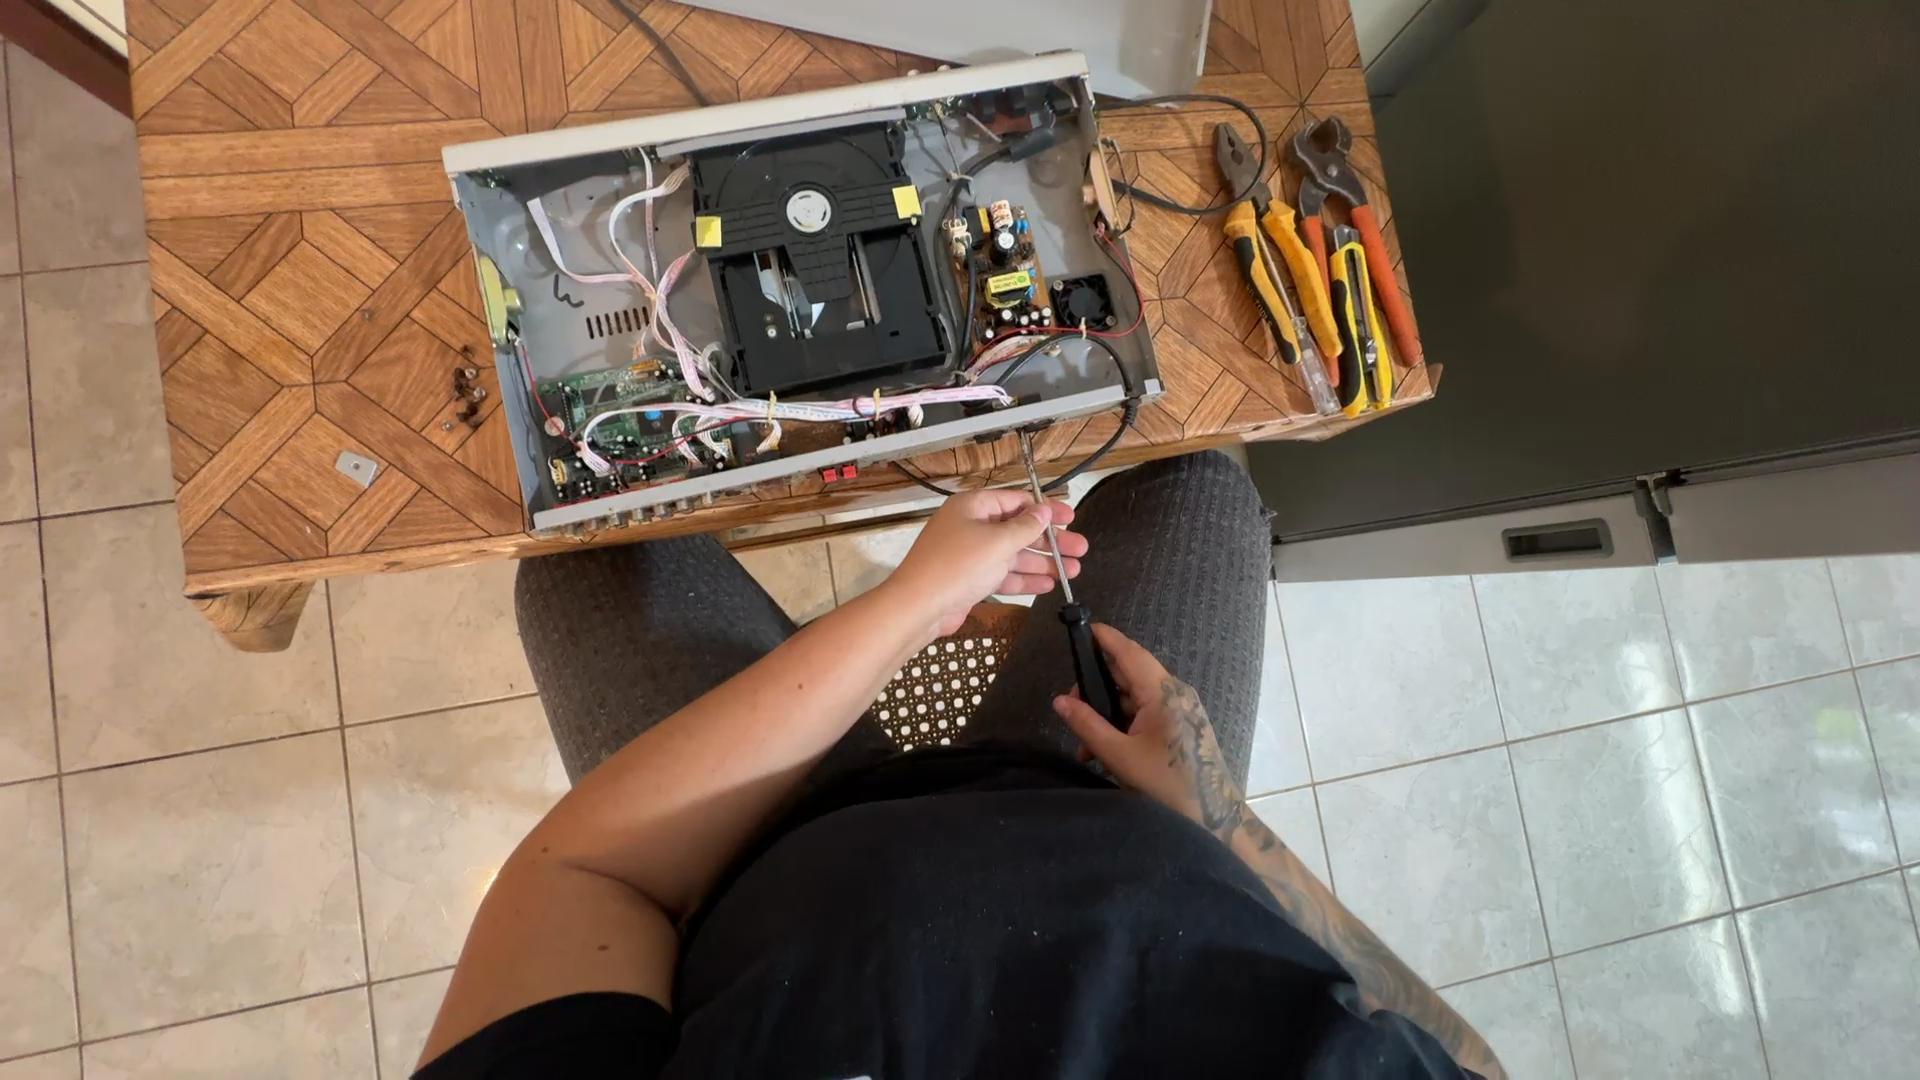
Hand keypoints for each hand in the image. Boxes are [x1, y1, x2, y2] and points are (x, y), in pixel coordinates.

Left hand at [883, 488, 1087, 640]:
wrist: (919, 607)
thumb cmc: (957, 566)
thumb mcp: (998, 542)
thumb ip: (1025, 527)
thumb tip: (1043, 510)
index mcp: (973, 506)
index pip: (1016, 501)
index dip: (1045, 509)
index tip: (1071, 518)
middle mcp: (971, 526)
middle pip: (1017, 529)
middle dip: (1050, 541)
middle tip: (1080, 549)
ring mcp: (969, 554)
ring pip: (1012, 555)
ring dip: (1042, 562)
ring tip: (1072, 571)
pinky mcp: (969, 580)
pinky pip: (1002, 575)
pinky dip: (1024, 579)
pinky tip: (1048, 585)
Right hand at [1052, 625, 1248, 840]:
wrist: (1216, 821)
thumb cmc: (1169, 786)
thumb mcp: (1120, 756)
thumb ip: (1088, 725)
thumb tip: (1059, 700)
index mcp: (1164, 693)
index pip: (1130, 652)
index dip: (1105, 637)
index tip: (1081, 627)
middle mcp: (1174, 693)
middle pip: (1128, 673)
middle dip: (1096, 686)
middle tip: (1070, 707)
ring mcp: (1180, 709)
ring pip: (1133, 697)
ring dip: (1106, 713)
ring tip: (1084, 744)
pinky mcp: (1180, 726)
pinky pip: (1144, 713)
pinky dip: (1121, 724)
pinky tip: (1103, 750)